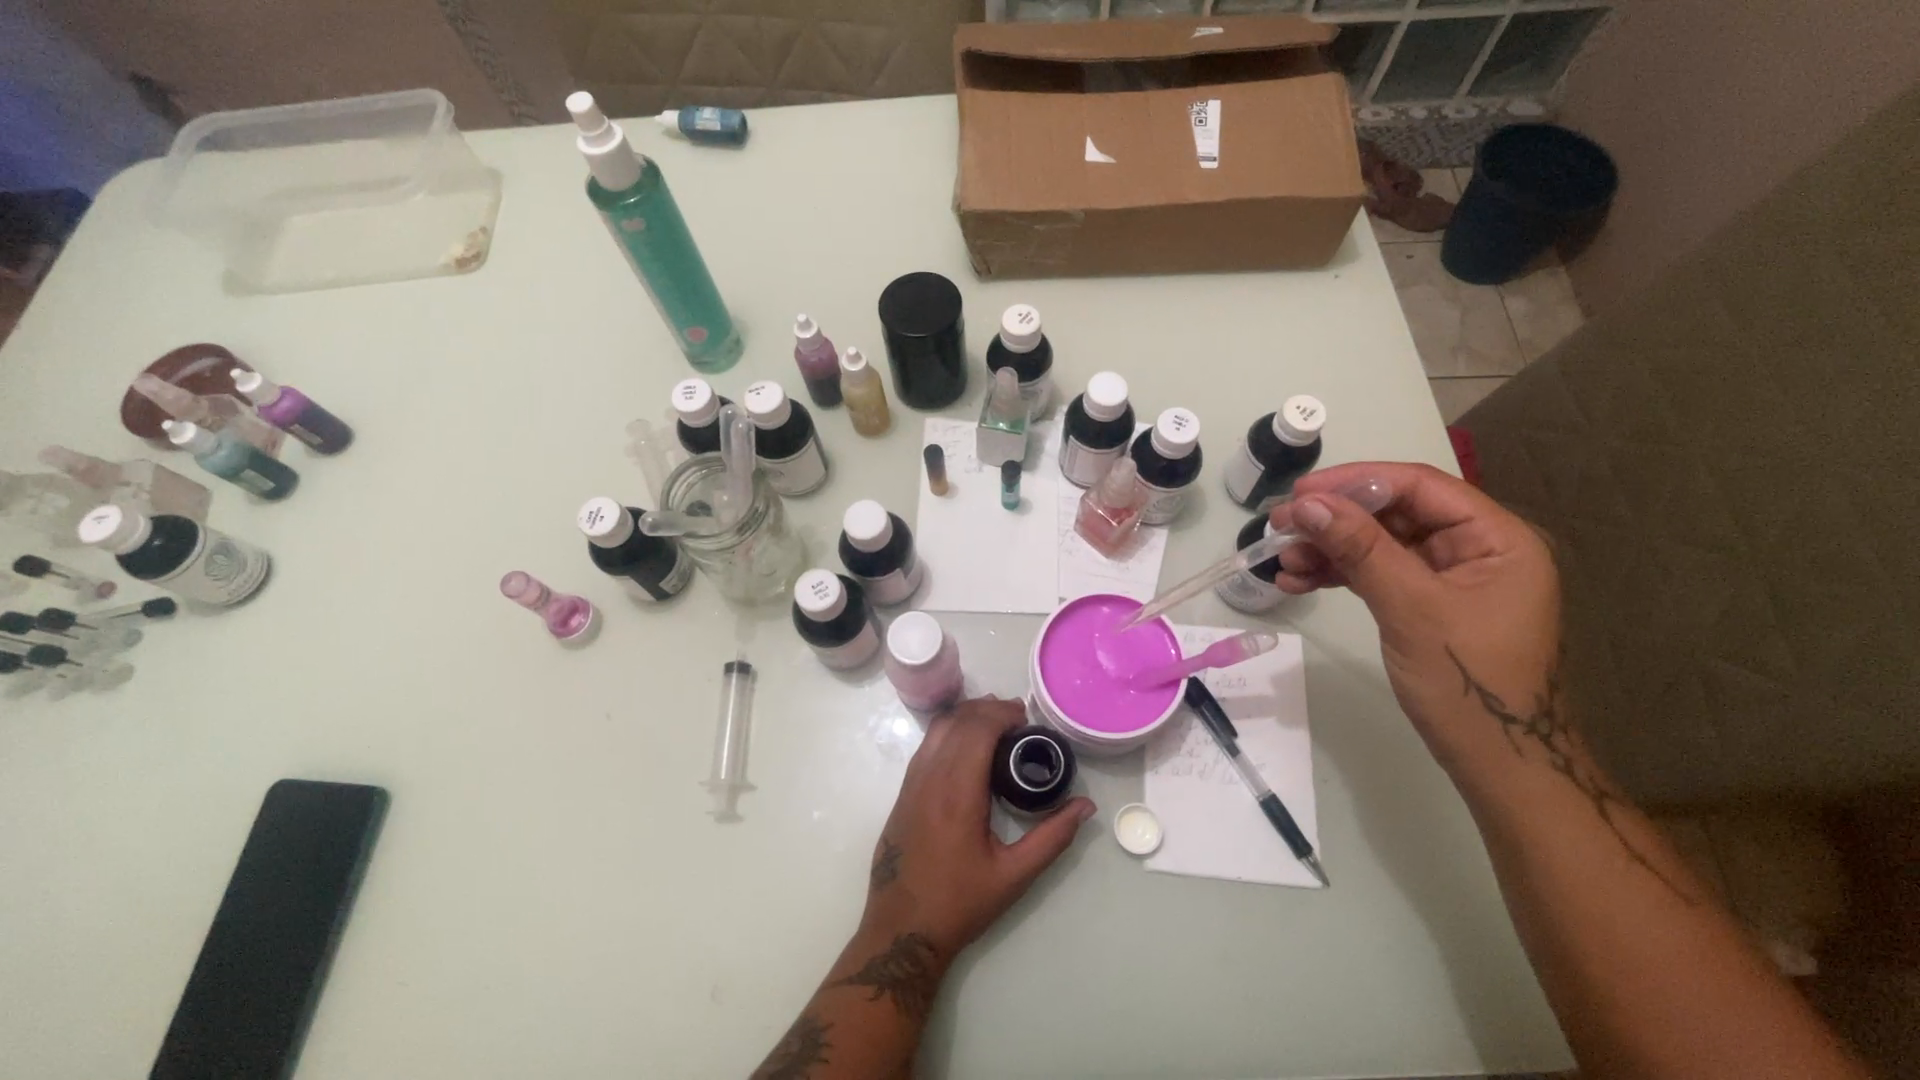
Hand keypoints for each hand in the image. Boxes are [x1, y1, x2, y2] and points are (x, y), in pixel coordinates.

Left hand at [861, 697, 1095, 958]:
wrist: (902, 930)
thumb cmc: (960, 903)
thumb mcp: (1014, 875)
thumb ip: (1052, 837)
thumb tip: (1086, 806)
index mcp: (957, 794)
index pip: (976, 730)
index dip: (1001, 714)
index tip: (1025, 716)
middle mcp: (929, 779)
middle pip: (956, 722)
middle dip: (987, 709)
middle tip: (1017, 718)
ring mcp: (910, 785)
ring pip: (936, 731)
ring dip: (965, 717)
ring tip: (995, 725)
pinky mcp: (902, 795)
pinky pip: (925, 748)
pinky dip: (948, 733)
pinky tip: (967, 748)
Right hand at [1271, 463, 1560, 752]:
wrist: (1499, 763)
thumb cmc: (1468, 682)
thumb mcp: (1411, 608)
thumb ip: (1361, 549)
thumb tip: (1306, 504)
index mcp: (1496, 538)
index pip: (1420, 487)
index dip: (1356, 483)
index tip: (1299, 493)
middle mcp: (1477, 549)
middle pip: (1395, 515)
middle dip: (1336, 521)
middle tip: (1279, 528)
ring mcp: (1452, 579)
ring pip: (1380, 546)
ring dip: (1330, 551)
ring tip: (1281, 563)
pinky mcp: (1429, 605)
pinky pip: (1379, 575)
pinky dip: (1341, 576)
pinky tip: (1298, 583)